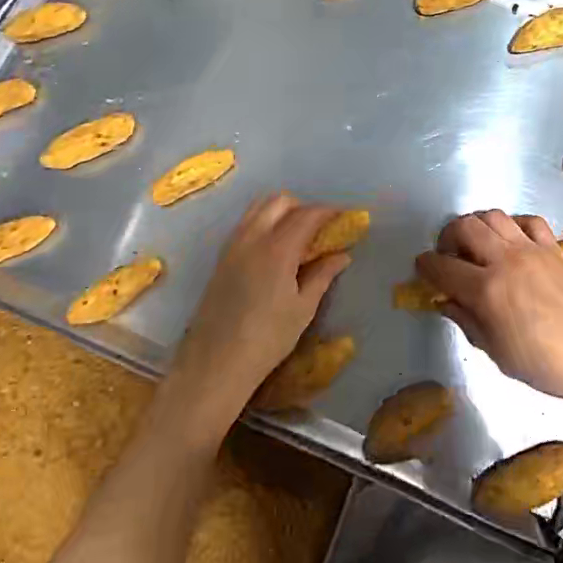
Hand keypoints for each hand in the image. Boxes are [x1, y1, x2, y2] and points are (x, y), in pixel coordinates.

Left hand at [160, 193, 351, 437]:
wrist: (217, 361)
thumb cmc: (268, 338)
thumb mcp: (303, 308)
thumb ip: (322, 275)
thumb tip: (342, 255)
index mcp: (277, 249)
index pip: (307, 215)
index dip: (328, 212)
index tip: (345, 216)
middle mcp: (252, 238)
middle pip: (279, 202)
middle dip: (303, 207)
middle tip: (321, 227)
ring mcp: (232, 245)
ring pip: (258, 209)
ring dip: (281, 211)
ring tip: (298, 235)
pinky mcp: (221, 257)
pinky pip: (245, 225)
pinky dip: (264, 223)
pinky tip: (275, 248)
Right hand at [415, 210, 562, 417]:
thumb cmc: (543, 364)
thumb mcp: (495, 351)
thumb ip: (466, 320)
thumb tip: (446, 301)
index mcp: (486, 289)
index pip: (443, 267)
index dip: (426, 265)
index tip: (421, 268)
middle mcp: (506, 260)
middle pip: (465, 227)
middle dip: (447, 236)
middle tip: (448, 255)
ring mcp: (532, 250)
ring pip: (493, 216)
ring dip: (477, 225)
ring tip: (476, 245)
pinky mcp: (554, 250)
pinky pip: (529, 221)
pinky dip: (513, 224)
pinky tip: (511, 242)